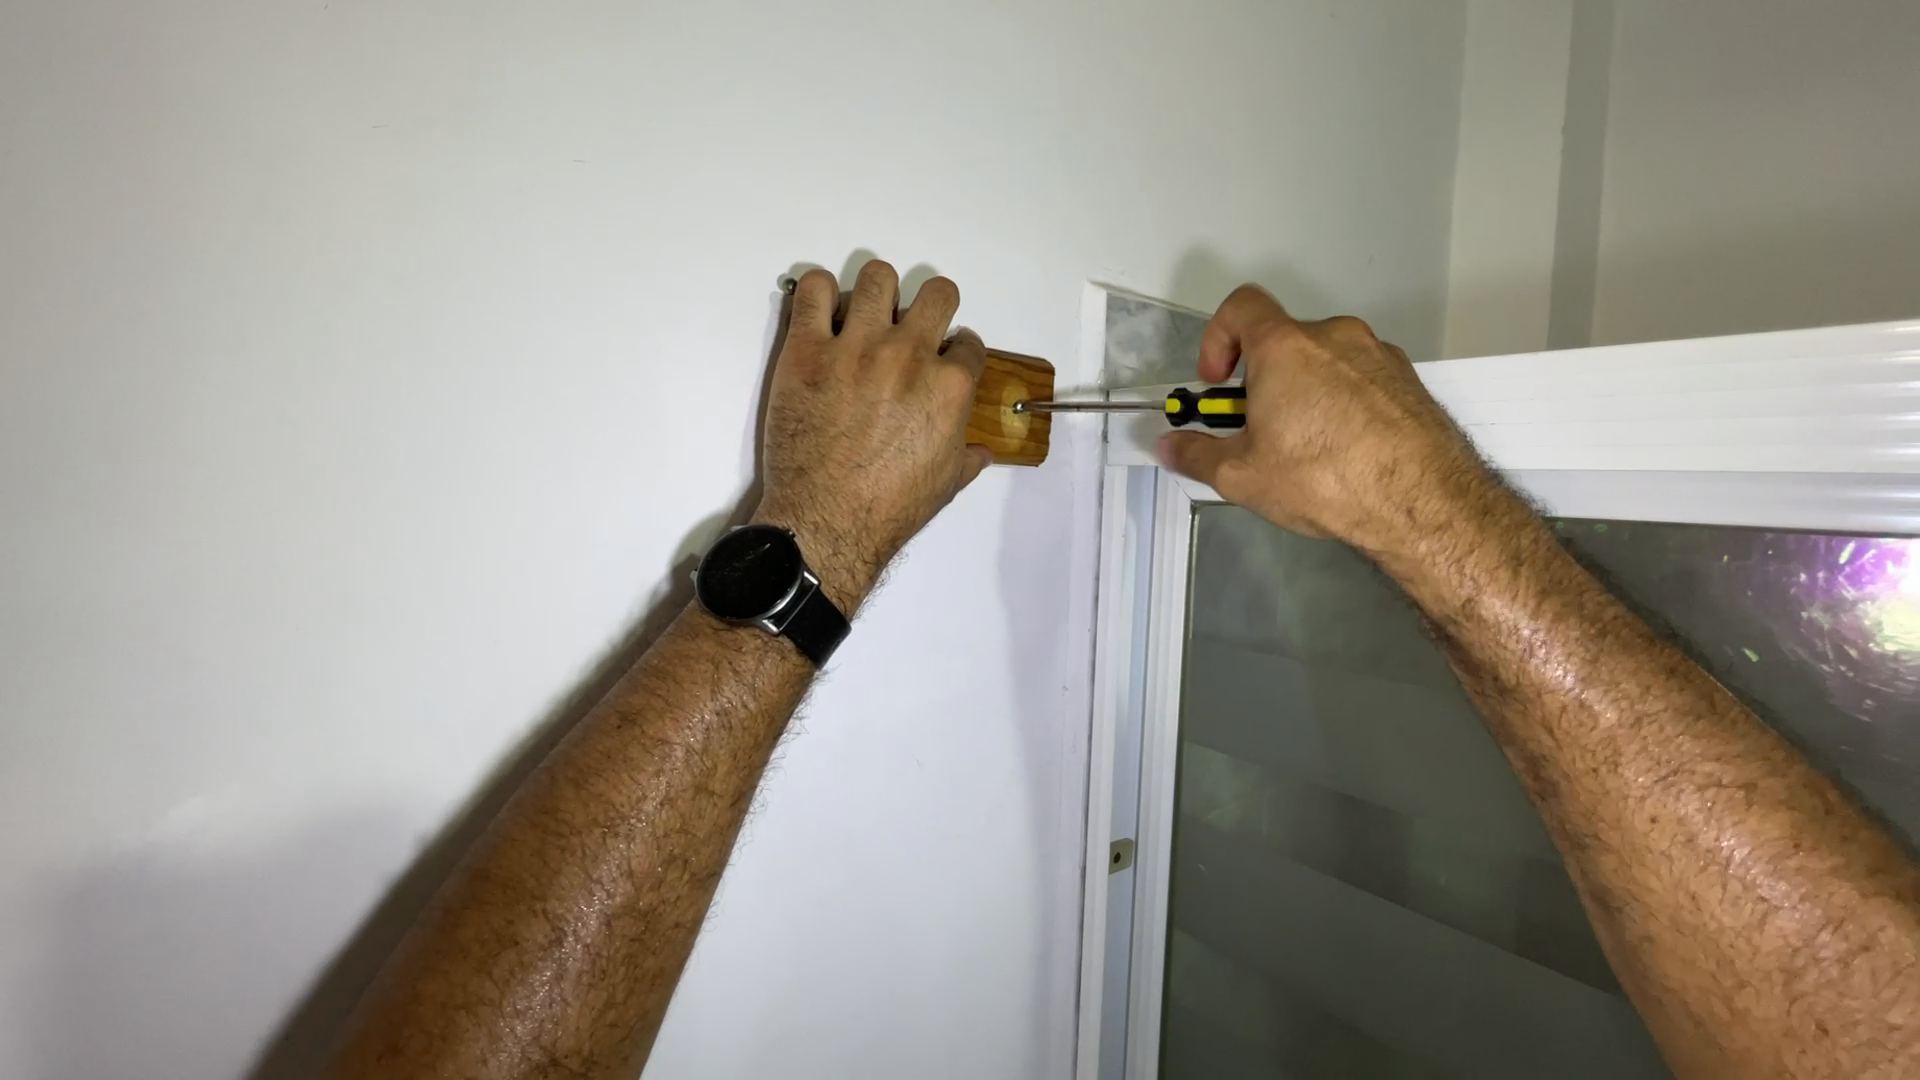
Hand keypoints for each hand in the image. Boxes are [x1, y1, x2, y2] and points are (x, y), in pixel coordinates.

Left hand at [753, 260, 990, 608]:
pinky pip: (813, 288)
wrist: (829, 520)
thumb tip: (982, 451)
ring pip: (877, 277)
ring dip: (877, 293)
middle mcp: (909, 354)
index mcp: (949, 386)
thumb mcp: (947, 484)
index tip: (943, 360)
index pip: (968, 342)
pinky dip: (819, 293)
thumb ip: (967, 457)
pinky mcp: (807, 348)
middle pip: (936, 293)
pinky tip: (822, 313)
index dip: (957, 351)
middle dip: (931, 308)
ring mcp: (856, 346)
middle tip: (912, 329)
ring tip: (866, 316)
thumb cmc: (892, 508)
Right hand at [1156, 285, 1488, 554]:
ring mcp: (1378, 355)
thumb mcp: (1240, 476)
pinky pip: (1359, 378)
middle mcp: (1334, 337)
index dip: (1217, 337)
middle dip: (1260, 379)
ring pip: (1324, 360)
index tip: (1218, 382)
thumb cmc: (1320, 478)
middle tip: (1255, 428)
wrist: (1422, 502)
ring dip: (1301, 390)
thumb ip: (1196, 454)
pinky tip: (1343, 450)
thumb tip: (1168, 446)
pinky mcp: (1409, 381)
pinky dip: (1340, 401)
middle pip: (1282, 341)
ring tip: (1302, 446)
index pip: (1241, 306)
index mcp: (1285, 348)